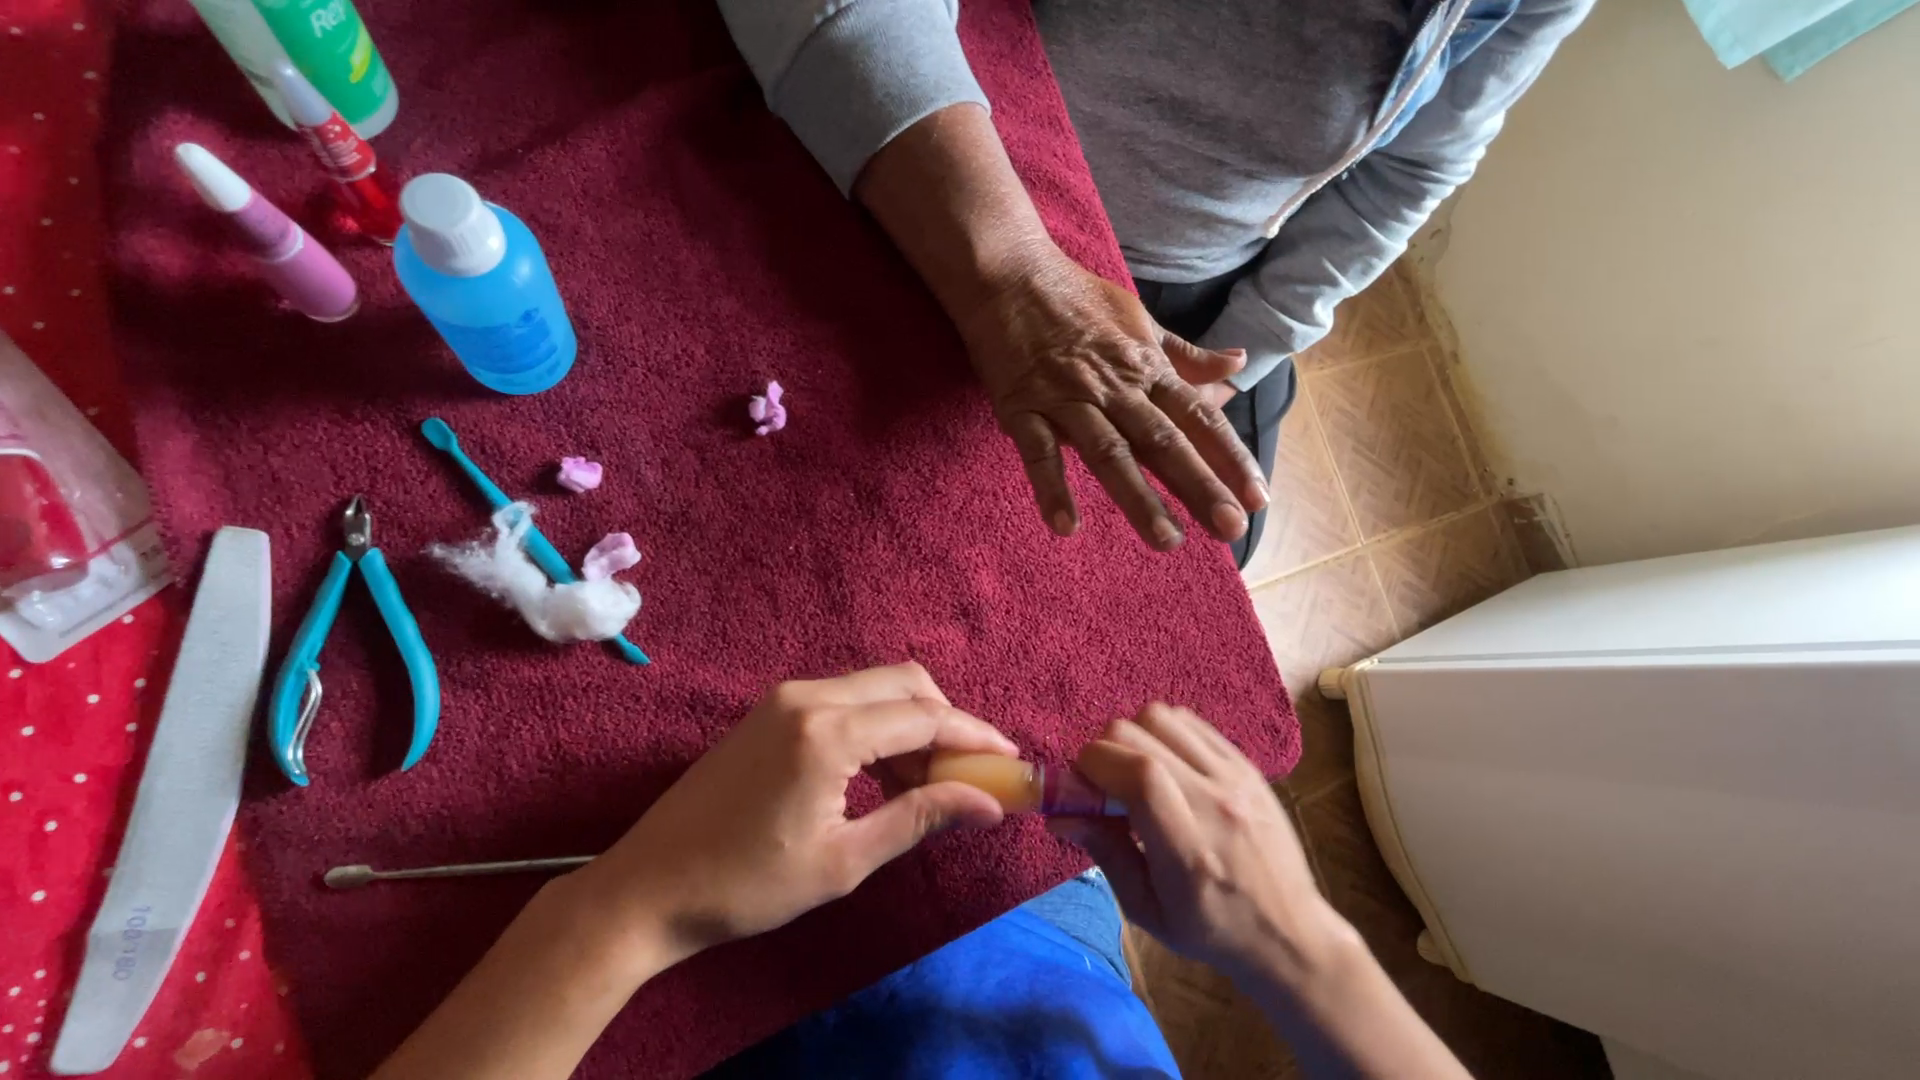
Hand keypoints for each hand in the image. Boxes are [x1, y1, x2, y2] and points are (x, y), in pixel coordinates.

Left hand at [579, 662, 1015, 968]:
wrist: (648, 888)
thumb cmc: (748, 885)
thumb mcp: (843, 861)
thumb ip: (919, 818)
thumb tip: (988, 804)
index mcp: (827, 733)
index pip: (924, 716)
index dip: (974, 736)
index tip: (1011, 761)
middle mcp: (808, 696)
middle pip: (905, 683)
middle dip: (947, 720)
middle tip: (969, 773)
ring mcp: (786, 697)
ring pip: (875, 687)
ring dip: (912, 722)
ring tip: (929, 781)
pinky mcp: (772, 709)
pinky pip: (846, 698)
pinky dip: (878, 724)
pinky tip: (883, 772)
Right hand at [957, 247, 1268, 550]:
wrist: (1010, 275)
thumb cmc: (1077, 298)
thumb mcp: (1140, 319)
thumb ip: (1186, 353)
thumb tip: (1238, 363)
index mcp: (1146, 367)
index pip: (1198, 418)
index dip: (1230, 458)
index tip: (1258, 497)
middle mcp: (1115, 387)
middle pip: (1163, 442)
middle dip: (1199, 487)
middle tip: (1230, 530)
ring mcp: (1068, 398)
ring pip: (1109, 453)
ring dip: (1138, 498)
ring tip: (1165, 540)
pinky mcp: (1023, 407)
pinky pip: (1039, 453)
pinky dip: (1052, 488)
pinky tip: (1065, 526)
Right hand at [1049, 704, 1350, 989]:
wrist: (1290, 932)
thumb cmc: (1210, 930)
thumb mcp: (1147, 909)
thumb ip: (1105, 853)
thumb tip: (1059, 814)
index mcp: (1189, 851)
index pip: (1139, 775)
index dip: (1094, 766)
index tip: (1081, 786)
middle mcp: (1217, 803)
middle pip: (1139, 734)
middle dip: (1104, 751)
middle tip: (1104, 784)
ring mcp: (1237, 777)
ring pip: (1161, 716)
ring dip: (1133, 736)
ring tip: (1134, 771)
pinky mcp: (1247, 764)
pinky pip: (1190, 721)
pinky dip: (1163, 732)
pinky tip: (1164, 764)